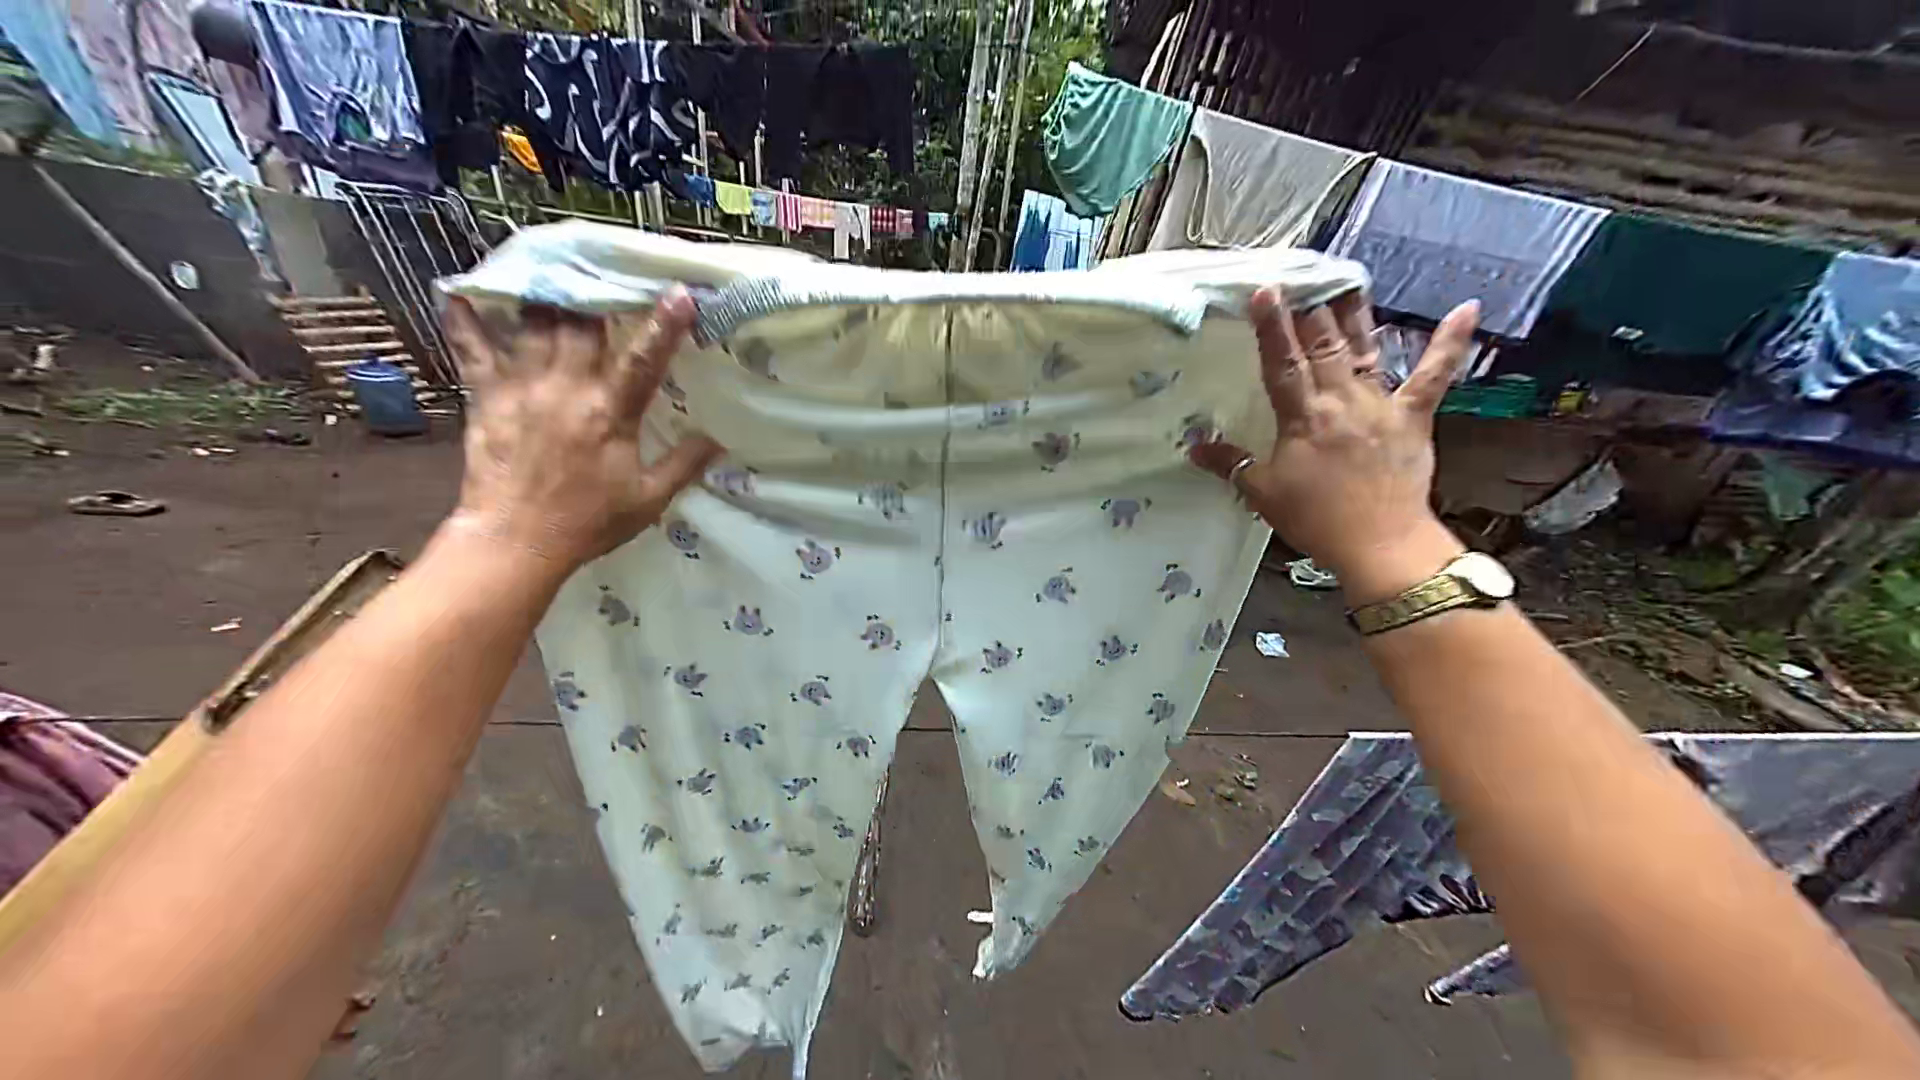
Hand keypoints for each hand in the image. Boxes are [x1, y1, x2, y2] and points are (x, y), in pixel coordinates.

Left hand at [441, 290, 721, 568]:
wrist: (517, 540)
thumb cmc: (589, 520)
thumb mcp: (649, 499)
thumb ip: (684, 464)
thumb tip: (718, 439)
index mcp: (611, 414)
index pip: (644, 360)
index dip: (664, 326)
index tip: (679, 293)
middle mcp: (567, 389)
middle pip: (583, 325)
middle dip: (597, 295)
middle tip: (606, 269)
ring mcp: (522, 388)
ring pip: (534, 325)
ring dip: (547, 298)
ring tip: (553, 270)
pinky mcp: (486, 397)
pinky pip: (471, 349)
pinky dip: (464, 320)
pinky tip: (459, 292)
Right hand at [1191, 287, 1479, 603]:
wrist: (1379, 543)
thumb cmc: (1315, 518)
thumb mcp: (1261, 493)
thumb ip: (1230, 463)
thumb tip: (1194, 446)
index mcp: (1303, 418)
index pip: (1282, 364)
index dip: (1271, 328)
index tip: (1265, 292)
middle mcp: (1341, 401)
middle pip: (1323, 346)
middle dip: (1310, 309)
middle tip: (1303, 275)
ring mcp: (1380, 405)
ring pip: (1365, 349)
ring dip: (1355, 314)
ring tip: (1348, 278)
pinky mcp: (1413, 417)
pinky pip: (1433, 376)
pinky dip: (1449, 343)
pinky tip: (1466, 308)